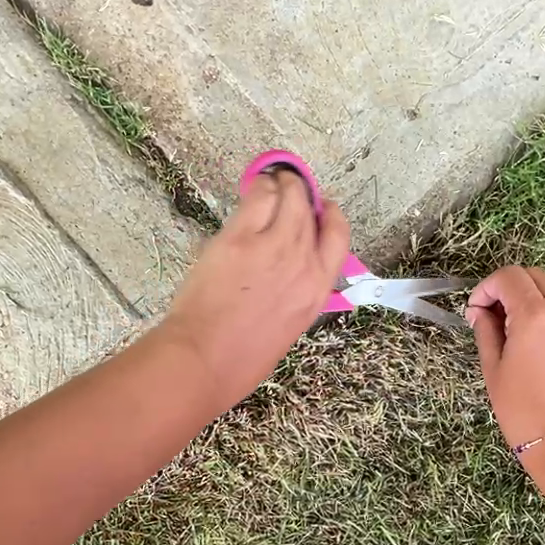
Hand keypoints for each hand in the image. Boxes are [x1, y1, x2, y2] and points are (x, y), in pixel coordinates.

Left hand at [156, 170, 350, 407]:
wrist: (205, 359)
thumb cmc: (242, 357)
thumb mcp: (288, 327)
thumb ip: (295, 292)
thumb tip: (287, 270)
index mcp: (317, 290)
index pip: (338, 236)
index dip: (329, 215)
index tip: (320, 207)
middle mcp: (302, 263)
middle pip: (311, 211)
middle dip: (300, 194)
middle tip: (286, 188)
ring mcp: (272, 246)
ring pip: (287, 195)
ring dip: (280, 184)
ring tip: (268, 184)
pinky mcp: (239, 238)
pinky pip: (257, 198)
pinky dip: (258, 188)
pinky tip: (251, 190)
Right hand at [466, 266, 544, 450]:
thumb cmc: (522, 409)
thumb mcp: (494, 369)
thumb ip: (486, 331)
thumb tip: (481, 312)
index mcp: (534, 314)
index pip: (508, 277)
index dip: (486, 288)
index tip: (475, 310)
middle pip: (534, 276)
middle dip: (510, 288)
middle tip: (493, 316)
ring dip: (534, 297)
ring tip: (518, 327)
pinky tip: (541, 342)